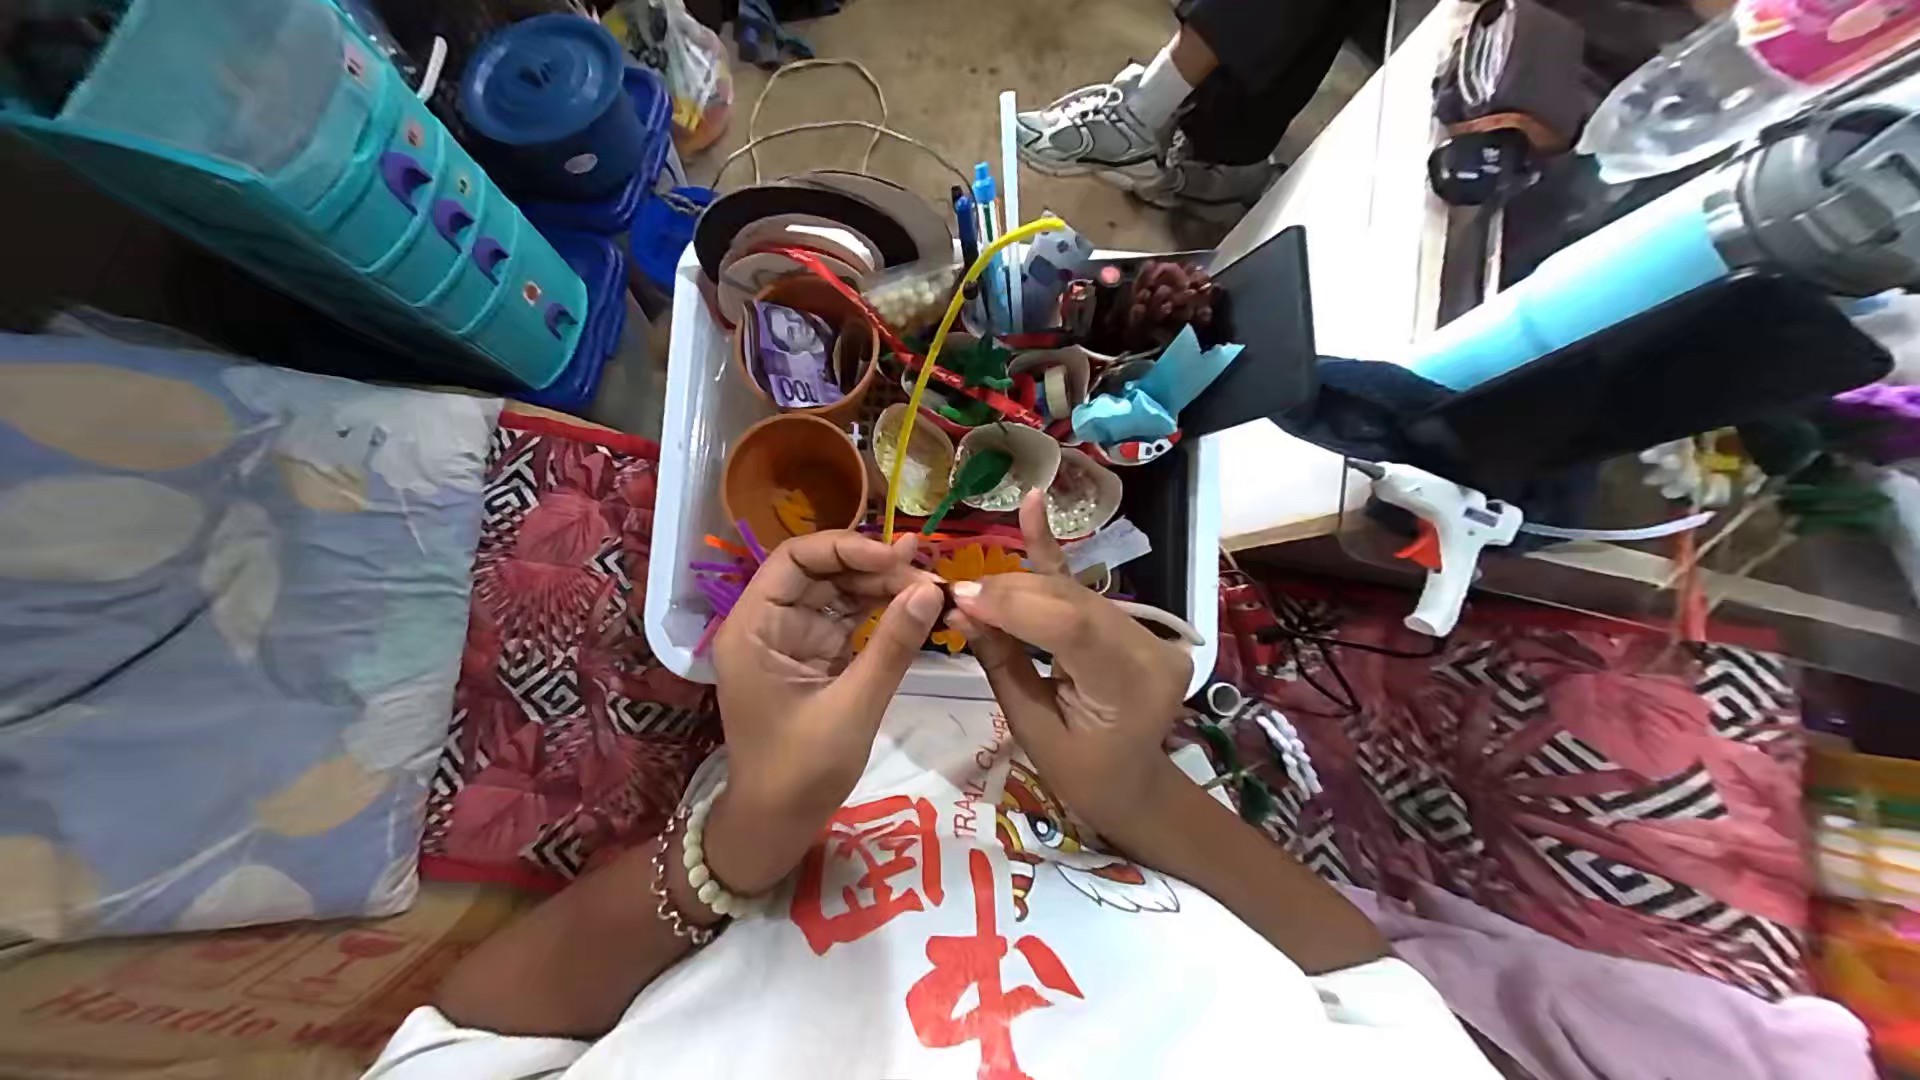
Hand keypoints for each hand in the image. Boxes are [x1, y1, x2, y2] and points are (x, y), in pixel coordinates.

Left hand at [707, 530, 943, 890]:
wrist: (778, 825)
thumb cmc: (801, 772)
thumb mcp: (852, 707)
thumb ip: (892, 646)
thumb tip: (931, 590)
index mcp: (755, 627)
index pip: (795, 559)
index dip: (845, 547)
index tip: (896, 558)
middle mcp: (770, 622)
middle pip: (821, 571)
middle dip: (873, 568)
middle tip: (926, 575)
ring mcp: (794, 638)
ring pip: (839, 591)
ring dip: (882, 586)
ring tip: (929, 585)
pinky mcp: (816, 654)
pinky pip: (849, 618)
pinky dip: (880, 610)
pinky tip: (914, 604)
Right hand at [946, 493, 1192, 853]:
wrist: (1132, 783)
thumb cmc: (1082, 775)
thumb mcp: (1032, 727)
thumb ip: (1000, 661)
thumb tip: (957, 608)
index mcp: (1132, 687)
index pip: (1069, 628)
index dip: (1011, 605)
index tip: (958, 596)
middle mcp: (1150, 647)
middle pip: (1068, 600)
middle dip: (1007, 593)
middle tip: (956, 593)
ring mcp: (1147, 629)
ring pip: (1069, 591)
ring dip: (1018, 586)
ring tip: (974, 589)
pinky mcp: (1132, 620)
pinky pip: (1083, 586)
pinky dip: (1051, 548)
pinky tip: (1033, 503)